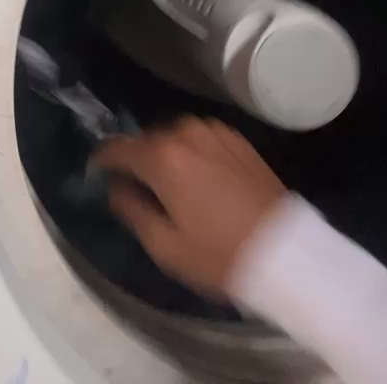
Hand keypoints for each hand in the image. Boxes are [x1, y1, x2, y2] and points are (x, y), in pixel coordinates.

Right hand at [93, 117, 289, 298]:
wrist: (290, 253)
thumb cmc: (222, 254)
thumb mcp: (166, 246)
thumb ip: (131, 210)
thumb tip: (116, 188)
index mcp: (161, 157)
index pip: (116, 149)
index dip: (102, 160)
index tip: (96, 172)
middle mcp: (184, 133)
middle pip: (146, 140)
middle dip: (137, 159)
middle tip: (138, 187)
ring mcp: (213, 132)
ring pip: (174, 137)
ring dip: (166, 154)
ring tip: (172, 183)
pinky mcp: (237, 139)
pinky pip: (200, 138)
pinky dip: (192, 152)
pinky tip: (200, 176)